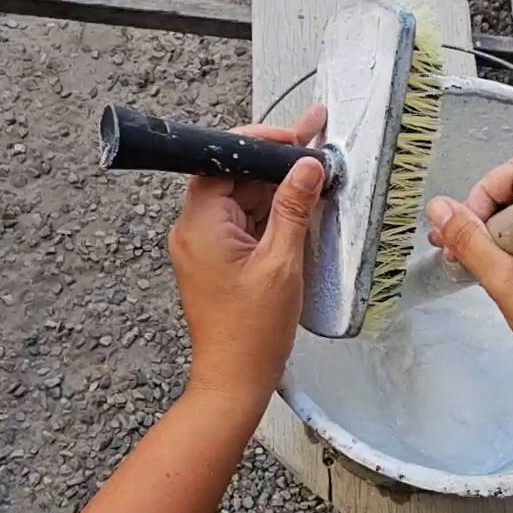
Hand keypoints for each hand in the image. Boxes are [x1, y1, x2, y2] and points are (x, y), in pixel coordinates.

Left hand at [170, 104, 326, 406]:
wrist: (236, 379)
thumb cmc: (253, 331)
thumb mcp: (282, 263)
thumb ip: (293, 209)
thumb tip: (307, 166)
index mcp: (201, 225)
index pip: (221, 161)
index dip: (259, 142)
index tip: (296, 134)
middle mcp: (195, 230)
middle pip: (233, 178)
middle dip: (275, 163)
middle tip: (316, 147)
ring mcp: (205, 245)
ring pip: (242, 200)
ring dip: (277, 189)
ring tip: (317, 175)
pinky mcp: (219, 260)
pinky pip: (244, 223)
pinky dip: (271, 214)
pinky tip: (301, 207)